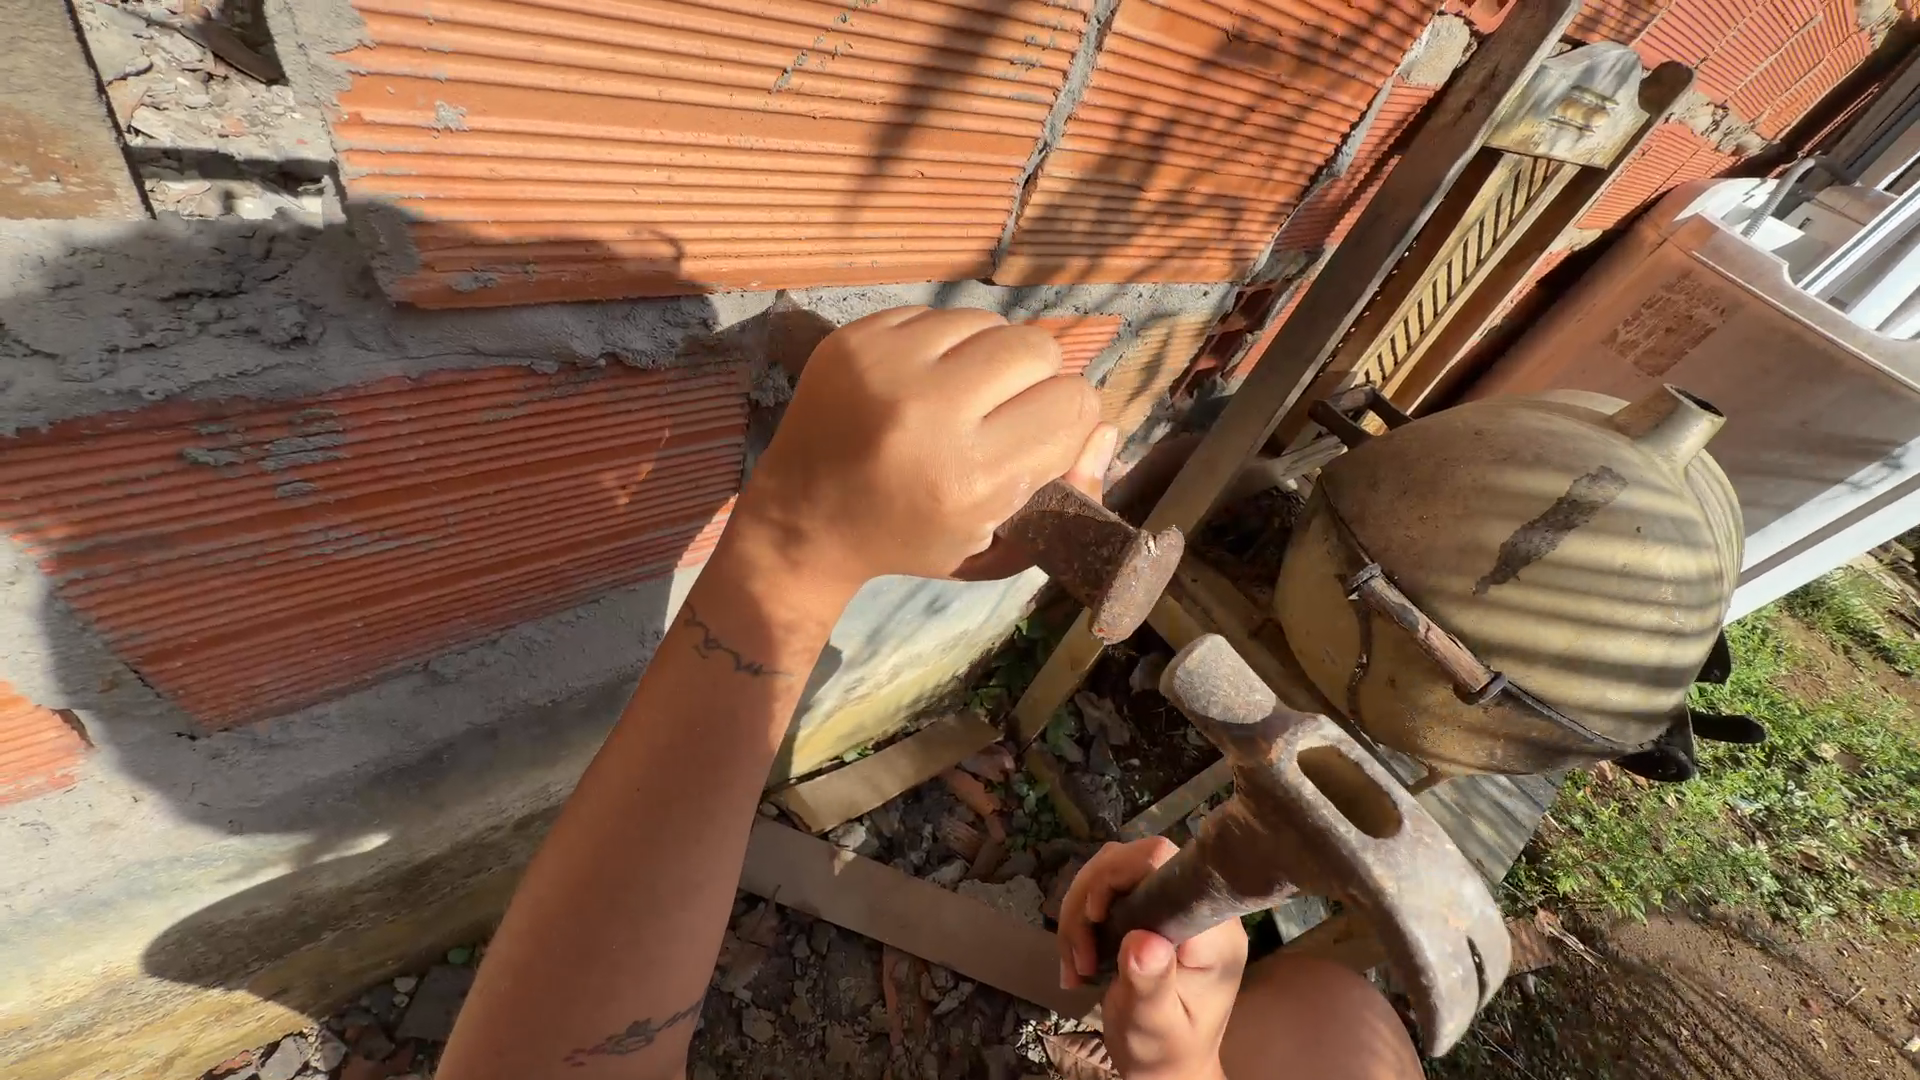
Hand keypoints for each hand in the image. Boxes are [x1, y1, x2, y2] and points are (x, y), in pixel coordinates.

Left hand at [739, 306, 1111, 589]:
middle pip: (1040, 349)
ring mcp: (887, 364)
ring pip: (992, 322)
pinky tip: (922, 380)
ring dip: (990, 358)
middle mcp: (930, 411)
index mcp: (970, 476)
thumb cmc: (908, 542)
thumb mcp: (996, 549)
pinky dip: (945, 345)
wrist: (803, 520)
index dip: (1069, 423)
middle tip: (1002, 414)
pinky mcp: (857, 336)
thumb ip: (1067, 498)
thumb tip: (1107, 428)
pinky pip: (940, 313)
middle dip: (1035, 383)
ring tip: (962, 395)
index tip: (1040, 441)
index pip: (1075, 405)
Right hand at [1058, 839, 1247, 1079]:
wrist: (1165, 1070)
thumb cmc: (1164, 1054)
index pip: (1166, 863)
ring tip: (1076, 966)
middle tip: (1079, 958)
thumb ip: (1151, 983)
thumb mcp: (1154, 1025)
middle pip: (1129, 860)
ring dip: (1079, 914)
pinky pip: (1103, 889)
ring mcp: (1168, 903)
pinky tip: (1078, 959)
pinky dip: (1080, 920)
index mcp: (1210, 929)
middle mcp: (1192, 905)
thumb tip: (1142, 942)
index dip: (1121, 872)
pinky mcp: (1148, 907)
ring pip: (1109, 870)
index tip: (1096, 916)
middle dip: (1089, 901)